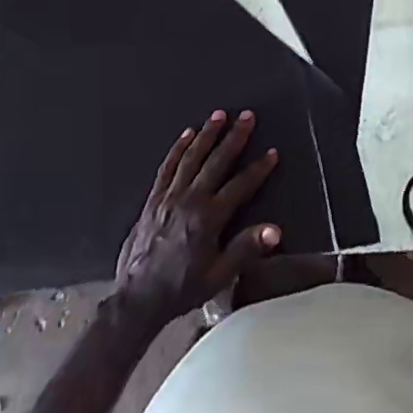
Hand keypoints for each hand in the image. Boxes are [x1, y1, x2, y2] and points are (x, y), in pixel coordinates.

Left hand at [114, 109, 279, 322]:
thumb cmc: (181, 288)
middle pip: (216, 161)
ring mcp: (169, 196)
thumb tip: (274, 230)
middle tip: (246, 116)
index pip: (240, 185)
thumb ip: (246, 249)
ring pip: (191, 157)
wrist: (138, 296)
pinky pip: (167, 166)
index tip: (271, 152)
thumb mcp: (219, 275)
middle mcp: (190, 200)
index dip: (258, 168)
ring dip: (207, 135)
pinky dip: (178, 148)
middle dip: (234, 137)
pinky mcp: (154, 198)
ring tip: (218, 116)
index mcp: (209, 218)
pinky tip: (186, 135)